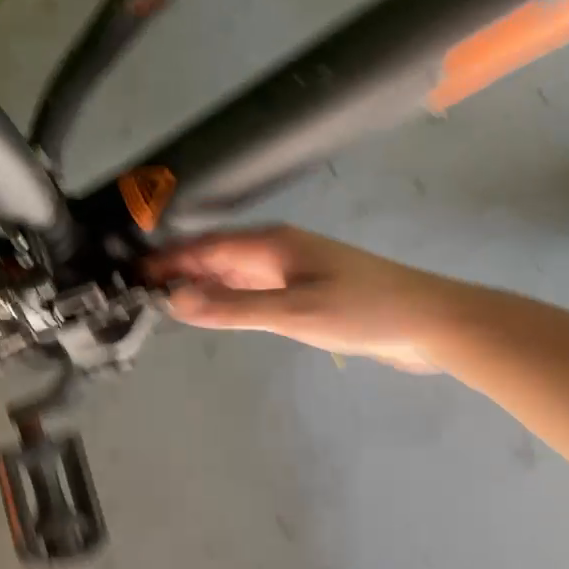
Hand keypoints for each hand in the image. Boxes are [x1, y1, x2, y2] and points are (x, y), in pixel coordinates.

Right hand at [144, 225, 466, 371]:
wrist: (437, 324)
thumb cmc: (365, 311)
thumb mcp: (294, 313)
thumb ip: (231, 308)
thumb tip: (173, 299)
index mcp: (271, 244)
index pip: (204, 247)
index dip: (166, 259)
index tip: (131, 273)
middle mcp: (276, 251)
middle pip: (214, 256)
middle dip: (177, 269)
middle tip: (138, 291)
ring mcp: (292, 271)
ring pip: (232, 273)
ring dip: (199, 284)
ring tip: (164, 301)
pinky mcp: (305, 292)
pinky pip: (251, 290)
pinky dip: (225, 297)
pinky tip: (213, 311)